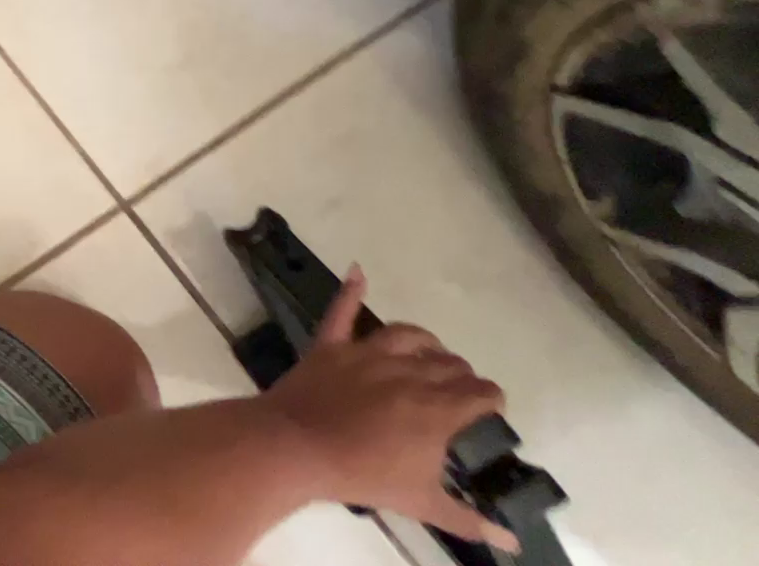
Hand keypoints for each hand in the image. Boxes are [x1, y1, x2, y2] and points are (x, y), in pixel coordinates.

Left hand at [262, 267, 520, 553]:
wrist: (297, 446)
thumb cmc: (361, 474)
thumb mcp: (423, 503)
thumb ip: (470, 520)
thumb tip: (511, 543)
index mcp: (436, 408)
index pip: (479, 393)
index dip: (489, 398)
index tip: (489, 405)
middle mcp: (407, 373)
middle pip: (447, 363)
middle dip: (460, 373)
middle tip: (459, 386)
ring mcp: (364, 354)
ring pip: (405, 335)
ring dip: (425, 340)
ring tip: (432, 349)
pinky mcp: (328, 345)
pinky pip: (339, 312)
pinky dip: (349, 290)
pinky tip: (357, 270)